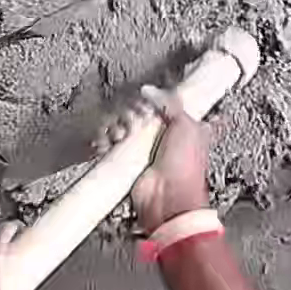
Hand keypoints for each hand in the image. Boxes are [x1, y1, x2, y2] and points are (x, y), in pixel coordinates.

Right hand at [109, 86, 214, 230]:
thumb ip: (170, 103)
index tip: (146, 102)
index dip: (150, 100)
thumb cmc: (185, 167)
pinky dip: (103, 139)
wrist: (169, 200)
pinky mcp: (123, 160)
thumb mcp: (187, 126)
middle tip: (132, 122)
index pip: (157, 102)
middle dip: (129, 113)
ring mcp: (140, 147)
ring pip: (118, 123)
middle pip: (134, 111)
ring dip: (114, 125)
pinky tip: (107, 143)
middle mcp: (157, 135)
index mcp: (178, 126)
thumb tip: (149, 89)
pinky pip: (107, 142)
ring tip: (120, 136)